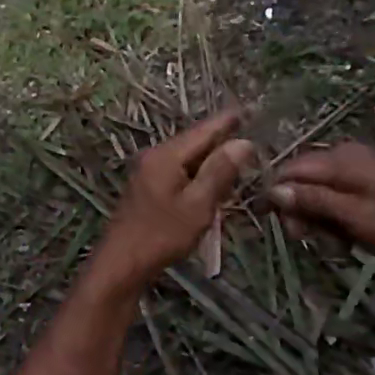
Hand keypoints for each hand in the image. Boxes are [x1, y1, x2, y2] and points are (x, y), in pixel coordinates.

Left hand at [90, 109, 256, 288]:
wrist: (122, 263)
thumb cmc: (162, 235)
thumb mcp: (198, 204)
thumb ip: (220, 171)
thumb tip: (242, 142)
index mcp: (166, 154)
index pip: (204, 130)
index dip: (228, 121)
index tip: (250, 111)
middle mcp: (155, 156)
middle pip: (195, 142)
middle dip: (222, 141)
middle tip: (251, 139)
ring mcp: (148, 172)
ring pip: (187, 158)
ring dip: (211, 160)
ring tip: (238, 159)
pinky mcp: (147, 188)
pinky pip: (179, 172)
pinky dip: (198, 174)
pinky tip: (212, 183)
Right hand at [267, 143, 374, 264]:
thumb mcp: (354, 216)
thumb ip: (313, 200)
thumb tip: (273, 189)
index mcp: (339, 159)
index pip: (289, 170)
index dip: (279, 198)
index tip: (287, 229)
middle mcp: (347, 155)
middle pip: (304, 180)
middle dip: (302, 211)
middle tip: (313, 241)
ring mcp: (363, 168)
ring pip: (322, 191)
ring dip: (322, 218)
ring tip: (338, 243)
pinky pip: (342, 196)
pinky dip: (340, 217)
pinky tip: (352, 236)